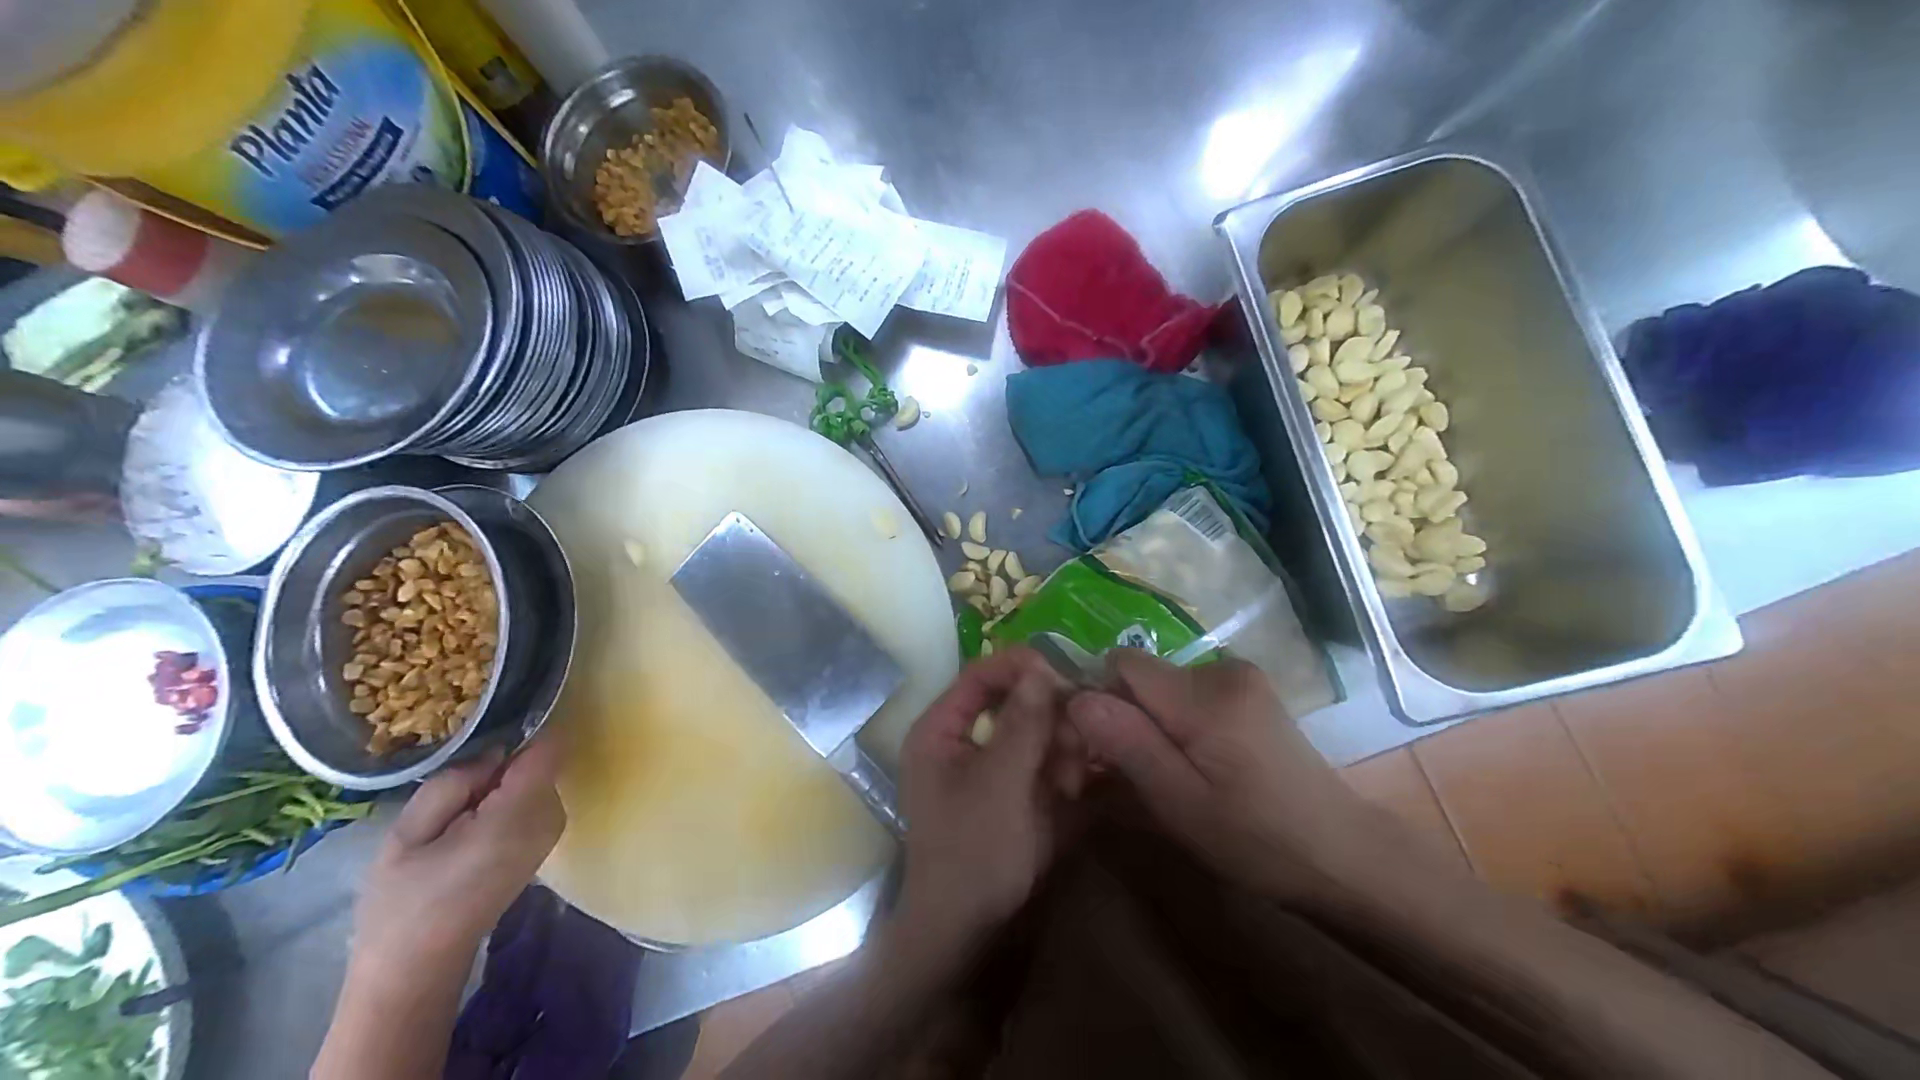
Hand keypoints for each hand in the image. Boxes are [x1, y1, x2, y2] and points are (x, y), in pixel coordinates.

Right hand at [352, 736, 566, 966]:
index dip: (521, 733)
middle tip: (450, 800)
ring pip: (533, 778)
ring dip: (498, 786)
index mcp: (522, 813)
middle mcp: (551, 815)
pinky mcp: (544, 839)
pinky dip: (504, 802)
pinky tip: (467, 830)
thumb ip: (455, 781)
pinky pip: (530, 799)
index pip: (548, 746)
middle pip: (537, 761)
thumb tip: (493, 751)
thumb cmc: (404, 902)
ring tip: (453, 821)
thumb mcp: (410, 833)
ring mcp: (552, 829)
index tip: (482, 738)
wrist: (417, 965)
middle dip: (498, 766)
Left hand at [893, 648, 1074, 952]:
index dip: (1020, 667)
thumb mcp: (1000, 784)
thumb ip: (1022, 725)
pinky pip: (1040, 760)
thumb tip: (1041, 669)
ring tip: (1071, 781)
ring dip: (1059, 747)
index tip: (1064, 676)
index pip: (980, 675)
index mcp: (940, 729)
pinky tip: (1074, 789)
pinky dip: (1060, 768)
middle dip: (1049, 718)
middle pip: (1012, 701)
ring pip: (1033, 730)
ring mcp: (988, 766)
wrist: (965, 932)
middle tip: (1076, 743)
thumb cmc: (972, 853)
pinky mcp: (1011, 790)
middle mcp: (961, 740)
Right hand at [1065, 650, 1388, 902]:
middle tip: (1125, 779)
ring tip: (1164, 778)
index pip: (1120, 665)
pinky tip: (1192, 763)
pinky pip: (1188, 694)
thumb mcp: (1181, 804)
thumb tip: (1076, 697)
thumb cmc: (1258, 840)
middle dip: (1122, 718)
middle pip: (1141, 676)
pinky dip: (1175, 723)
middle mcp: (1221, 669)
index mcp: (1205, 695)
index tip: (1100, 753)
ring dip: (1148, 724)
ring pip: (1161, 687)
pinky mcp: (1248, 691)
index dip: (1099, 702)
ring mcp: (1240, 677)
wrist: (1344, 854)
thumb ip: (1128, 745)